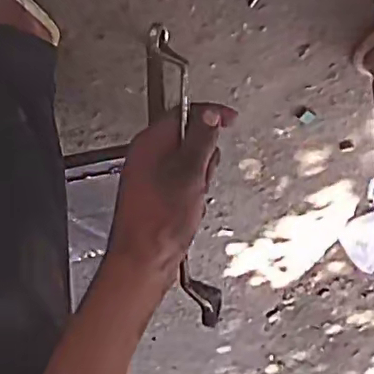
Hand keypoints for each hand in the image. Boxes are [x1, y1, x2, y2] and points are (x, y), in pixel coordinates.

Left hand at [105, 103, 236, 284]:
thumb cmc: (160, 220)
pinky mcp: (154, 193)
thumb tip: (210, 115)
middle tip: (203, 175)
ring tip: (194, 197)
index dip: (210, 113)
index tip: (230, 119)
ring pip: (187, 161)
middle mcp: (146, 154)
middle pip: (187, 137)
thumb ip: (201, 139)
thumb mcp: (190, 172)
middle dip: (204, 155)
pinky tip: (189, 209)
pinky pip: (182, 181)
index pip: (183, 112)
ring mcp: (149, 174)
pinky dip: (192, 191)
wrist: (143, 261)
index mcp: (150, 142)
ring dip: (199, 177)